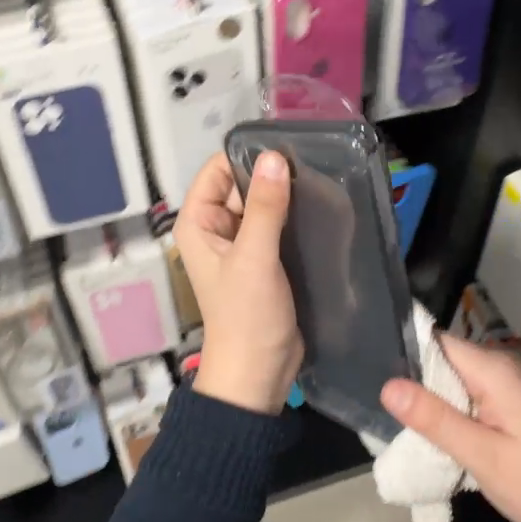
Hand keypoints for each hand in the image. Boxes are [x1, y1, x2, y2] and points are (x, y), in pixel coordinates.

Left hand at [174, 152, 303, 414]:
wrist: (259, 373)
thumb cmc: (247, 315)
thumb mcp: (254, 258)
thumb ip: (264, 207)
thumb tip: (275, 156)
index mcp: (198, 222)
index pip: (218, 170)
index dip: (247, 156)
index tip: (286, 148)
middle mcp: (216, 228)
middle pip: (242, 184)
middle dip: (271, 175)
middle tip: (313, 163)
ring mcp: (241, 244)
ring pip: (263, 204)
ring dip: (286, 196)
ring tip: (322, 181)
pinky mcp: (265, 259)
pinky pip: (277, 226)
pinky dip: (293, 217)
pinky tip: (320, 208)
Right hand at [382, 335, 520, 521]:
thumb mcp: (486, 459)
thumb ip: (436, 420)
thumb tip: (387, 385)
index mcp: (492, 370)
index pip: (432, 341)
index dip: (399, 352)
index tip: (366, 371)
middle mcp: (499, 369)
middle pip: (439, 361)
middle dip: (409, 382)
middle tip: (373, 409)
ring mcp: (507, 389)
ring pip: (451, 382)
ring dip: (428, 403)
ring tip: (393, 425)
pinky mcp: (512, 409)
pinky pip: (467, 399)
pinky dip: (448, 416)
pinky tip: (431, 438)